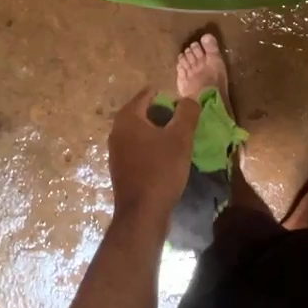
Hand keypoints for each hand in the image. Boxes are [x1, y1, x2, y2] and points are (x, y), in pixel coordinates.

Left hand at [105, 88, 198, 221]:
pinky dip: (152, 150)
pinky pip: (138, 149)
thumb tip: (190, 98)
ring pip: (142, 132)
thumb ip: (187, 113)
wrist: (142, 214)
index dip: (170, 100)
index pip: (150, 94)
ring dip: (160, 135)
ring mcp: (116, 150)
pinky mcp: (120, 167)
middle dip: (165, 118)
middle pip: (145, 112)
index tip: (185, 115)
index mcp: (128, 116)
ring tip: (178, 147)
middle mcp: (117, 129)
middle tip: (184, 130)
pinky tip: (166, 163)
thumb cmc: (160, 170)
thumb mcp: (180, 138)